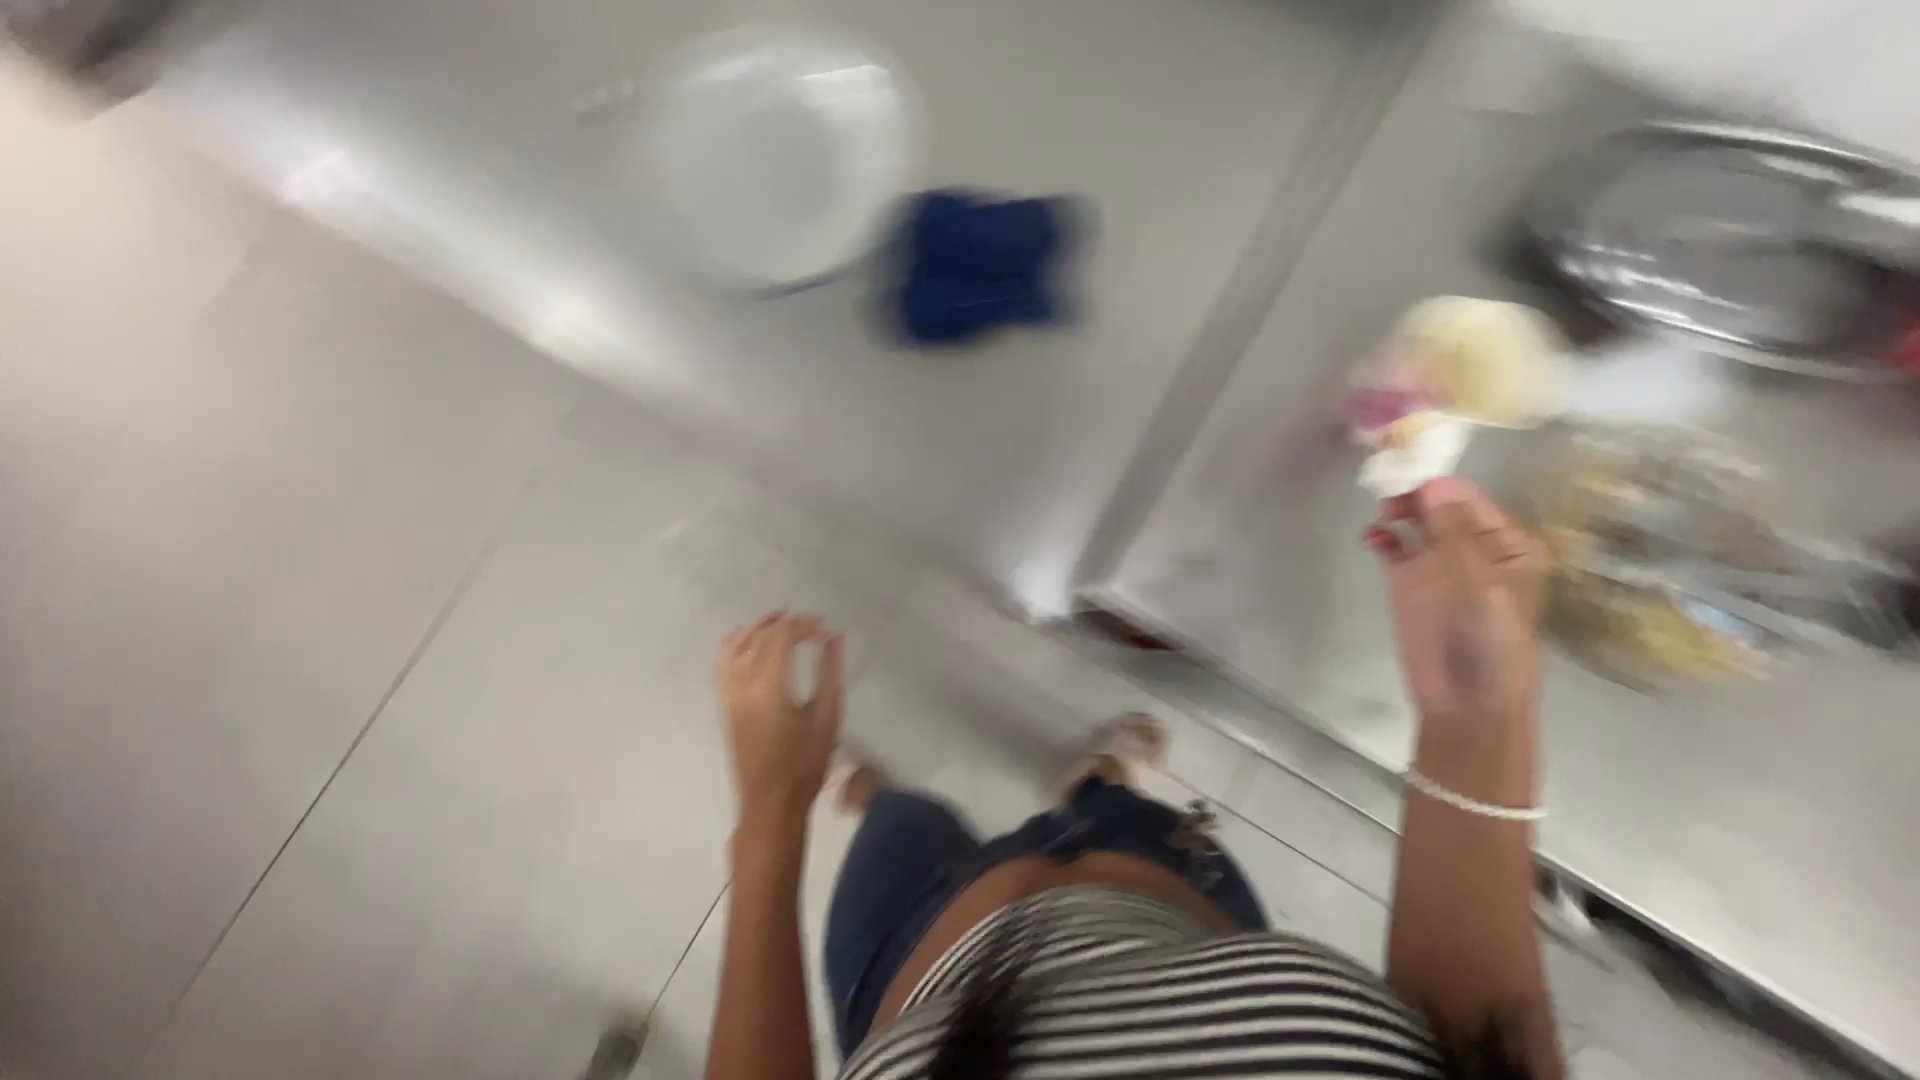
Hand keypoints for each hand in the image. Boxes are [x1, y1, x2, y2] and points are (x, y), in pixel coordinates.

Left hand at [716, 611, 844, 831]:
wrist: (770, 803)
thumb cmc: (805, 765)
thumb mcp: (826, 718)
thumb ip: (829, 674)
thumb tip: (833, 638)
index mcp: (768, 688)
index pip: (781, 638)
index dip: (804, 626)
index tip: (826, 631)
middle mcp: (742, 686)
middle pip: (759, 637)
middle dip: (787, 624)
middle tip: (813, 625)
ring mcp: (728, 695)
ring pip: (736, 645)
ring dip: (759, 628)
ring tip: (782, 620)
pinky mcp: (724, 704)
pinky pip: (724, 662)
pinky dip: (738, 644)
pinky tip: (754, 643)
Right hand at [1364, 477, 1543, 726]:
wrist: (1466, 701)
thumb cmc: (1489, 642)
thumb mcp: (1481, 584)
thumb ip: (1454, 533)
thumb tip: (1433, 481)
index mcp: (1507, 544)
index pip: (1469, 500)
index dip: (1439, 483)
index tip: (1406, 469)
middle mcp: (1473, 547)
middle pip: (1439, 505)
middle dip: (1414, 494)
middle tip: (1388, 494)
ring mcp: (1438, 564)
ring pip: (1414, 521)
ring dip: (1397, 511)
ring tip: (1384, 517)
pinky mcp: (1409, 581)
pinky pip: (1394, 546)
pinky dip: (1383, 536)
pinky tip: (1373, 537)